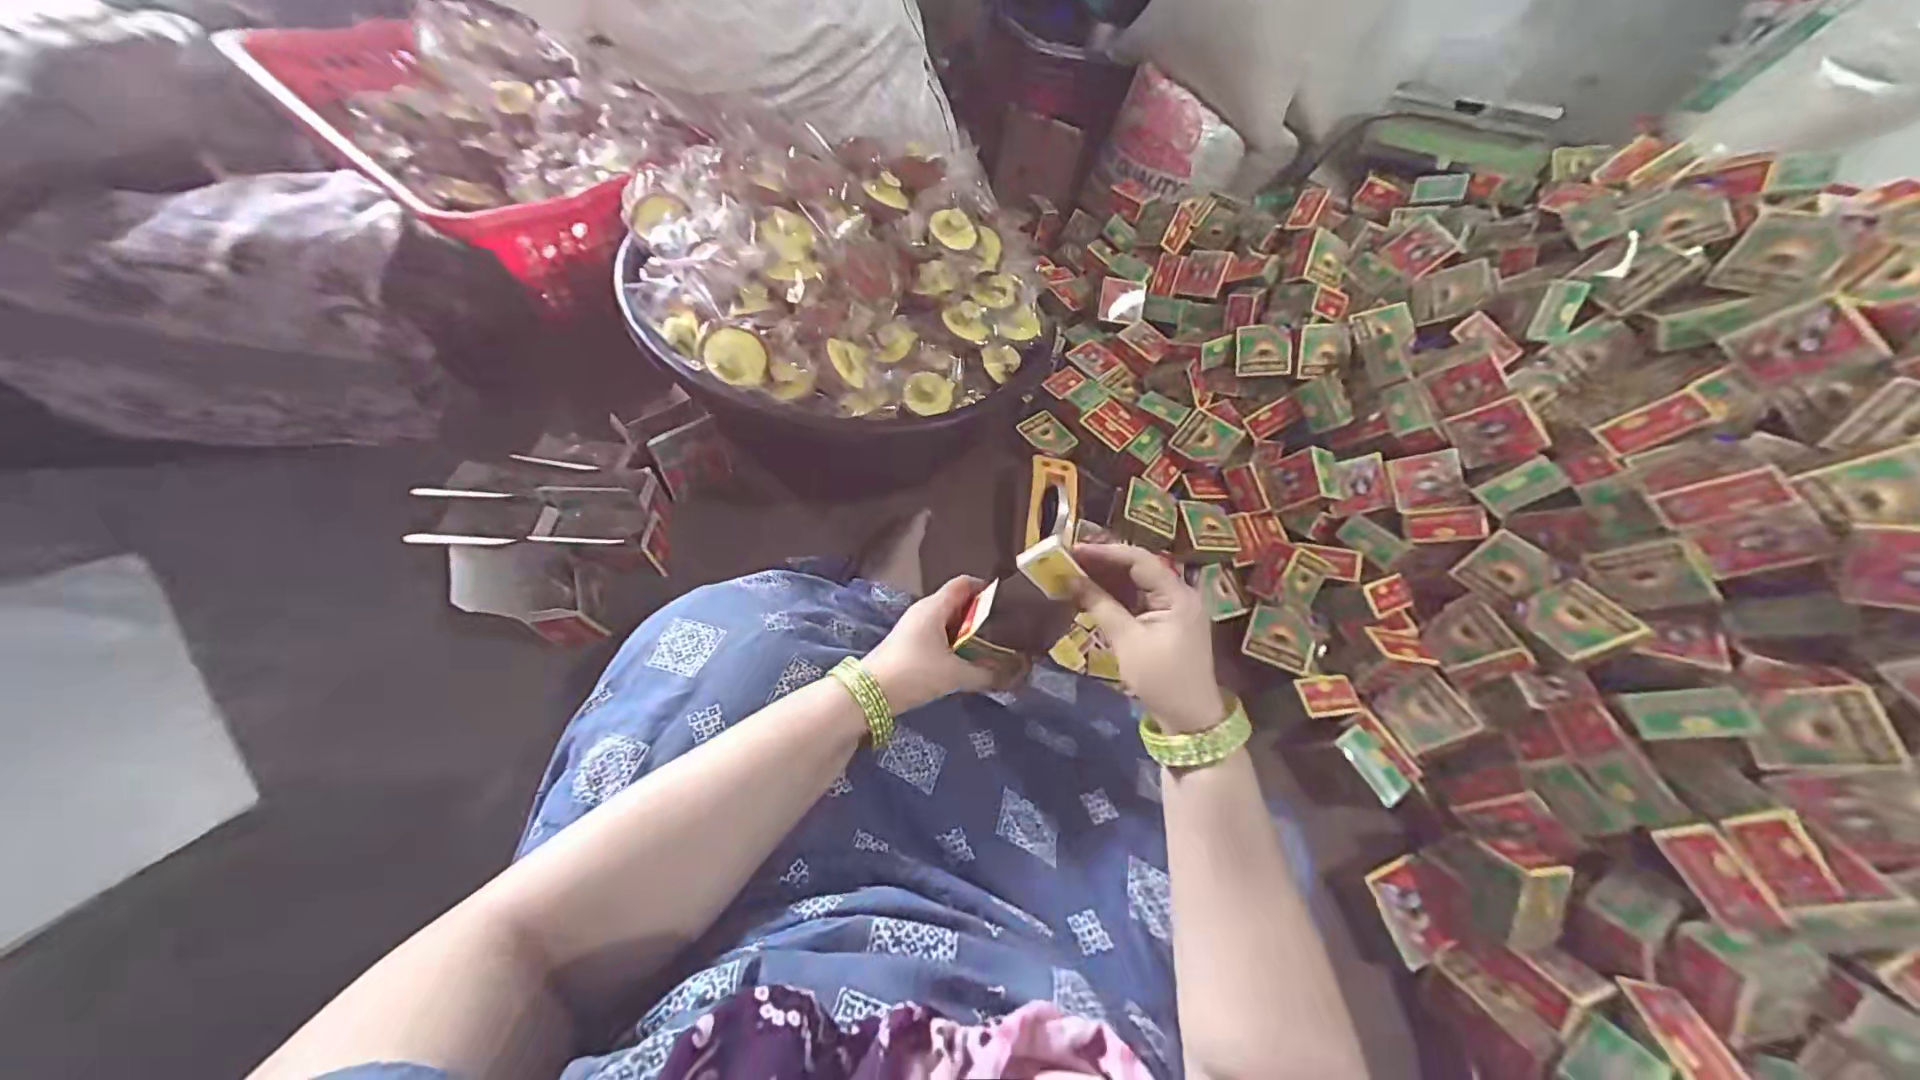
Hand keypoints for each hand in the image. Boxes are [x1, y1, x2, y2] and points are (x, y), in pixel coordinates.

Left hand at [864, 576, 1000, 713]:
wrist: (869, 693)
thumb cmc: (913, 673)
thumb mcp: (954, 675)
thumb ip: (986, 674)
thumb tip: (1013, 676)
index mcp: (934, 607)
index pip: (964, 583)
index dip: (986, 588)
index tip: (1006, 604)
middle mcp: (924, 610)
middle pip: (958, 601)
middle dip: (981, 613)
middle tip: (1004, 628)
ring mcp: (914, 626)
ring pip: (948, 619)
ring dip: (968, 630)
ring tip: (991, 645)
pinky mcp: (909, 642)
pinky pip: (938, 633)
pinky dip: (954, 641)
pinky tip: (966, 658)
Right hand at [1069, 542, 1226, 733]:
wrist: (1191, 719)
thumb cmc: (1162, 679)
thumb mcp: (1127, 641)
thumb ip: (1100, 606)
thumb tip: (1072, 580)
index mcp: (1177, 595)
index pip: (1140, 560)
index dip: (1106, 552)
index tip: (1075, 550)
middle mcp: (1179, 594)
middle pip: (1139, 567)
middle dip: (1103, 563)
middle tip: (1070, 559)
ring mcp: (1174, 608)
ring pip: (1137, 583)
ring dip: (1107, 578)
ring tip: (1075, 573)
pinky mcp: (1166, 622)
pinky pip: (1138, 599)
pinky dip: (1115, 595)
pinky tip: (1092, 593)